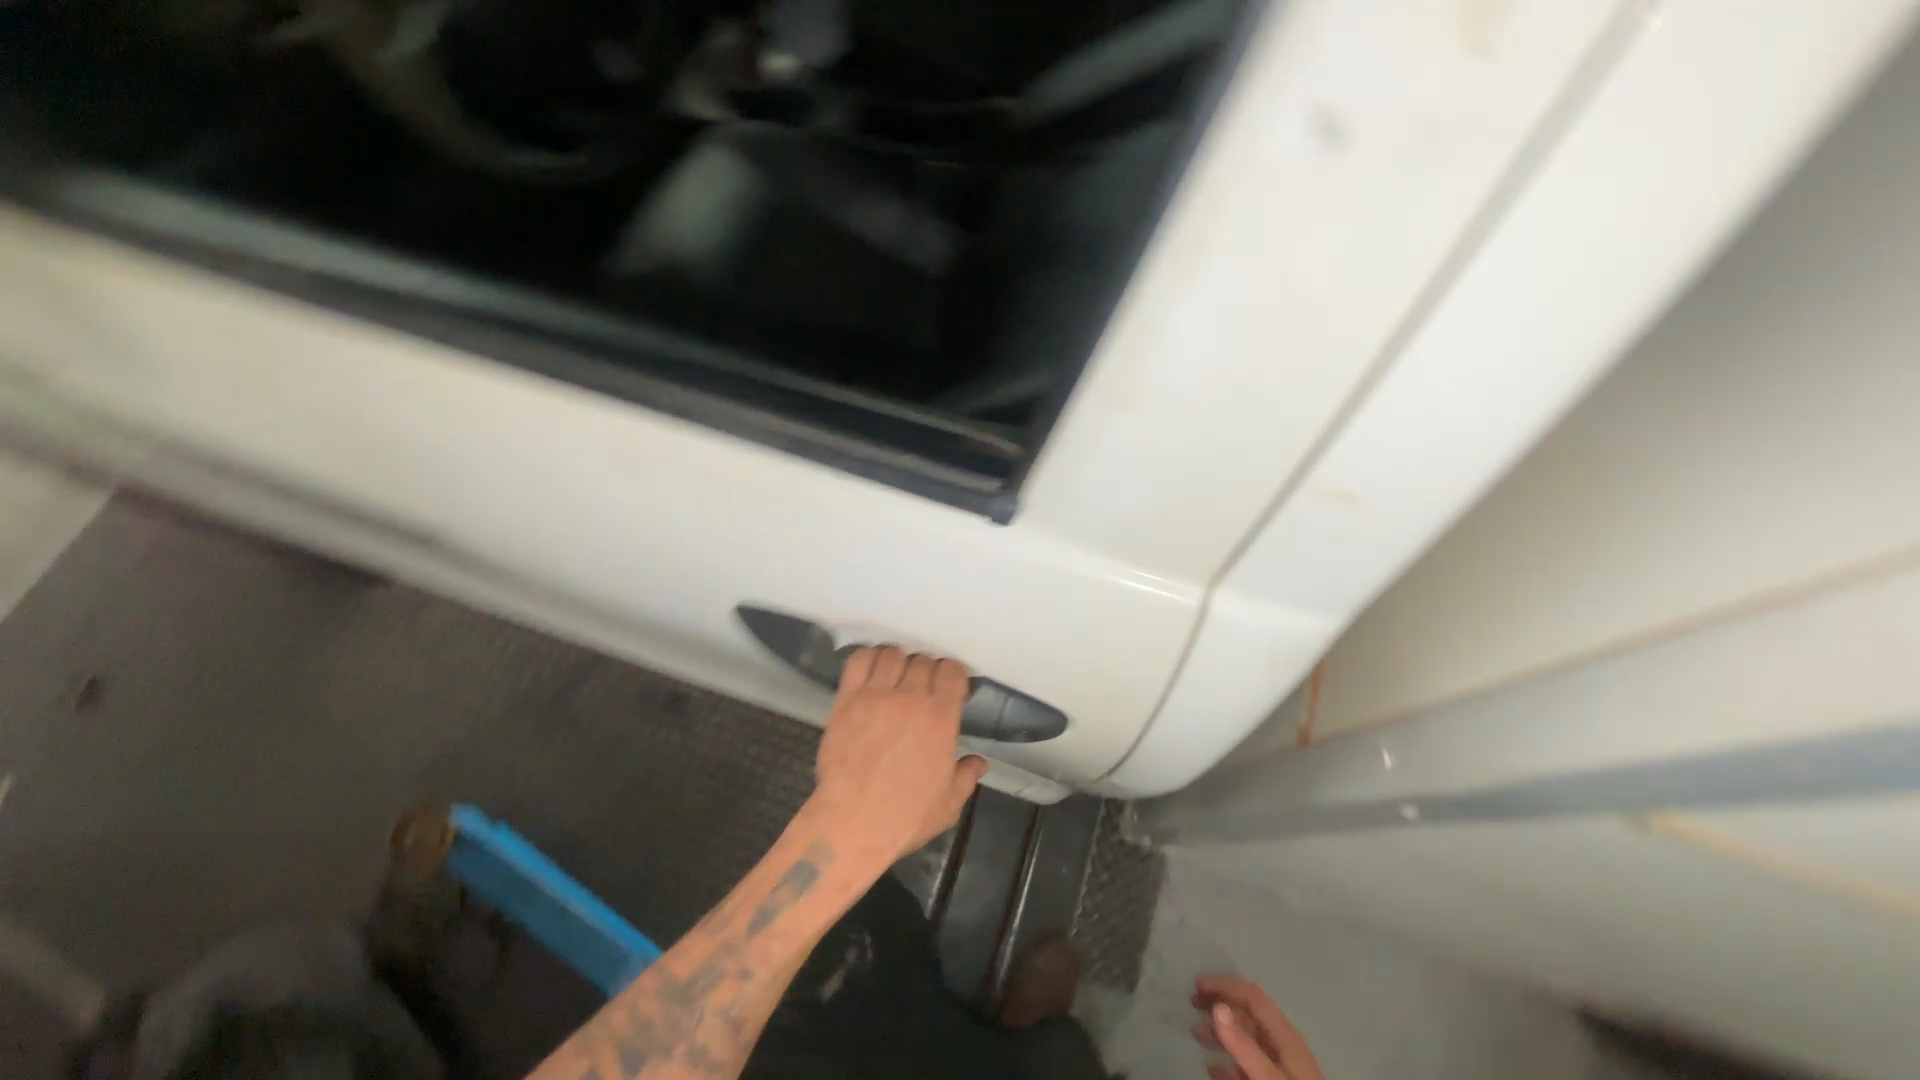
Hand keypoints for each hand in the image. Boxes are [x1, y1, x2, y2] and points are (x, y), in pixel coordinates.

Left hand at [811, 646, 988, 864]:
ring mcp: (875, 696)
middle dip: (926, 670)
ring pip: (892, 654)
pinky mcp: (847, 700)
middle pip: (922, 660)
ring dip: (898, 662)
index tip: (948, 686)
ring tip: (895, 677)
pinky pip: (858, 661)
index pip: (952, 671)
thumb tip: (979, 763)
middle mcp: (910, 698)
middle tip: (921, 687)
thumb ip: (965, 777)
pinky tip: (871, 671)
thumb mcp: (948, 803)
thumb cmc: (905, 816)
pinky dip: (868, 658)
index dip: (952, 675)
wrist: (853, 822)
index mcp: (941, 718)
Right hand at [1191, 975, 1323, 1079]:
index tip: (1196, 984)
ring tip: (1196, 1034)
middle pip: (1248, 1014)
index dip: (1225, 985)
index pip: (1253, 997)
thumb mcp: (1268, 1078)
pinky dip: (1226, 1062)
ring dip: (1219, 1032)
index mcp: (1285, 1038)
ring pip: (1245, 1039)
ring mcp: (1279, 1068)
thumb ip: (1244, 1045)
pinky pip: (1246, 1067)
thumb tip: (1218, 1007)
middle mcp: (1282, 1047)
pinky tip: (1211, 1068)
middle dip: (1220, 1003)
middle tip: (1192, 1003)